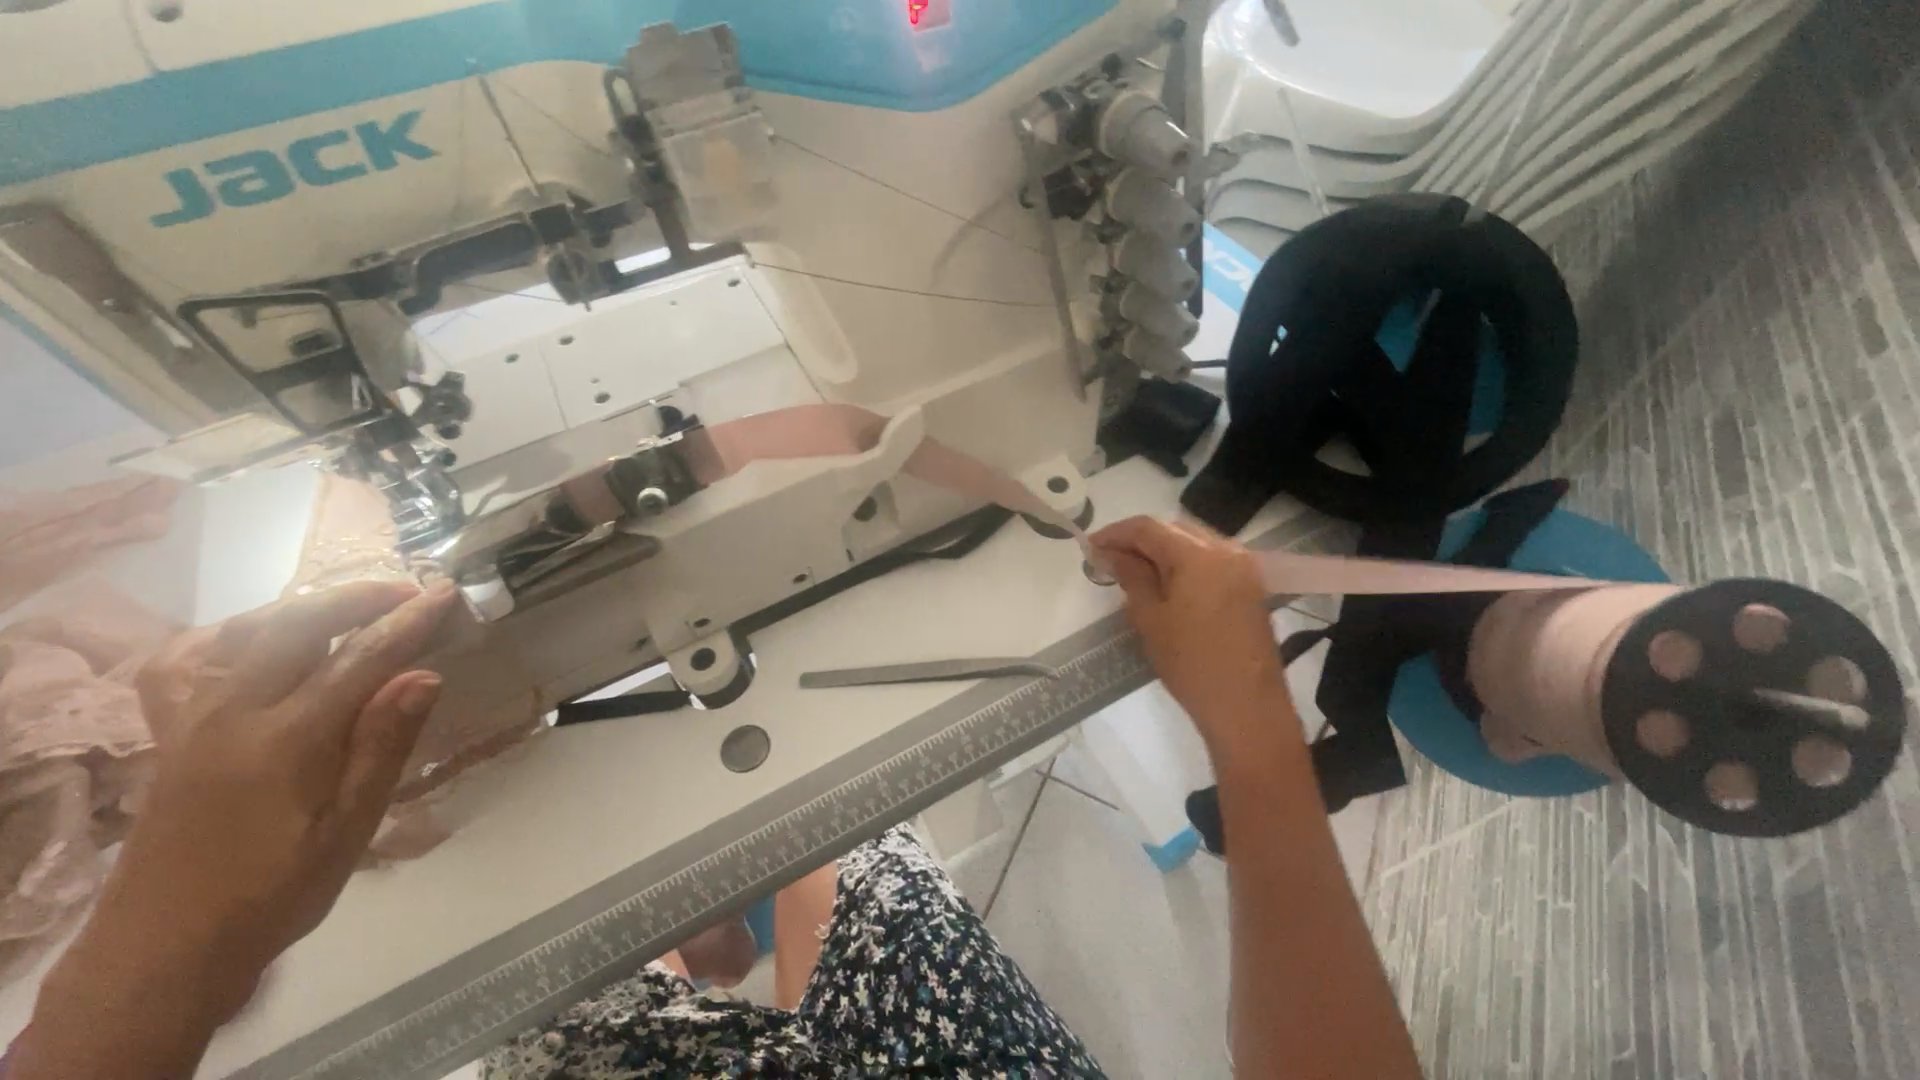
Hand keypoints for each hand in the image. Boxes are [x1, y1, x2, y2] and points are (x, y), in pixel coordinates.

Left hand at [40, 581, 457, 1035]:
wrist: (164, 948)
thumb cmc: (274, 894)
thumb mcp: (348, 829)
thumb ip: (383, 746)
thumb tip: (423, 675)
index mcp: (288, 740)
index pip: (361, 659)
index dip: (409, 622)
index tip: (445, 594)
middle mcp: (233, 713)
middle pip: (297, 625)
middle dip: (357, 597)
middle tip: (407, 592)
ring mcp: (192, 719)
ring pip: (243, 632)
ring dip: (301, 606)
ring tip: (346, 606)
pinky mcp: (168, 734)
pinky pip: (180, 663)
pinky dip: (221, 636)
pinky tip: (253, 640)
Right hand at [1090, 518, 1292, 754]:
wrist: (1246, 708)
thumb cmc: (1191, 664)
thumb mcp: (1150, 618)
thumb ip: (1130, 576)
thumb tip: (1111, 554)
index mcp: (1199, 555)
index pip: (1149, 527)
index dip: (1115, 533)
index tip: (1090, 547)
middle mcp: (1227, 550)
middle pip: (1174, 529)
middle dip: (1139, 540)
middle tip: (1109, 560)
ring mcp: (1244, 568)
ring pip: (1195, 542)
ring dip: (1163, 550)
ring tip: (1134, 571)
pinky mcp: (1251, 587)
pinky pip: (1211, 560)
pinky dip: (1185, 564)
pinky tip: (1165, 583)